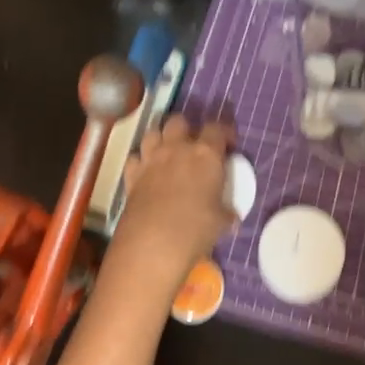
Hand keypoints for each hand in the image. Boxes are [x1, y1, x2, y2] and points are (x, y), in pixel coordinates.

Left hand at [110, 115, 235, 286]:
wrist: (153, 243)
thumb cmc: (195, 229)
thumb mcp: (221, 222)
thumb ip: (226, 211)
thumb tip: (232, 216)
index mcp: (205, 154)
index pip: (217, 128)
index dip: (223, 133)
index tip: (228, 145)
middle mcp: (177, 148)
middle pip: (179, 121)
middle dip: (186, 129)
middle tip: (193, 147)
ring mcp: (151, 158)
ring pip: (153, 132)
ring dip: (161, 139)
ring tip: (168, 154)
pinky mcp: (132, 173)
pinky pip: (135, 157)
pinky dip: (141, 161)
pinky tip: (147, 172)